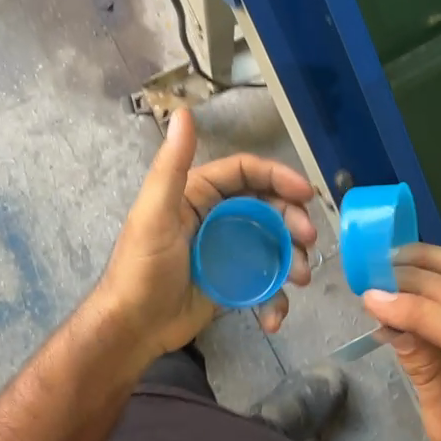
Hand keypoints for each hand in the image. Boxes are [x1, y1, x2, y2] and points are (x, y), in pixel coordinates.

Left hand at [89, 110, 317, 361]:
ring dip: (293, 259)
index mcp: (198, 194)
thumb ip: (171, 165)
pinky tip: (273, 316)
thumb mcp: (155, 213)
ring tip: (299, 279)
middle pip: (268, 208)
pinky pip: (264, 283)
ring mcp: (227, 252)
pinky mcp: (232, 284)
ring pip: (274, 245)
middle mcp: (216, 217)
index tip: (305, 194)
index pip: (246, 172)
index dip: (278, 176)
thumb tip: (182, 112)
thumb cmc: (141, 267)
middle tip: (308, 240)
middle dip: (293, 221)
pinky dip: (275, 298)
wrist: (132, 328)